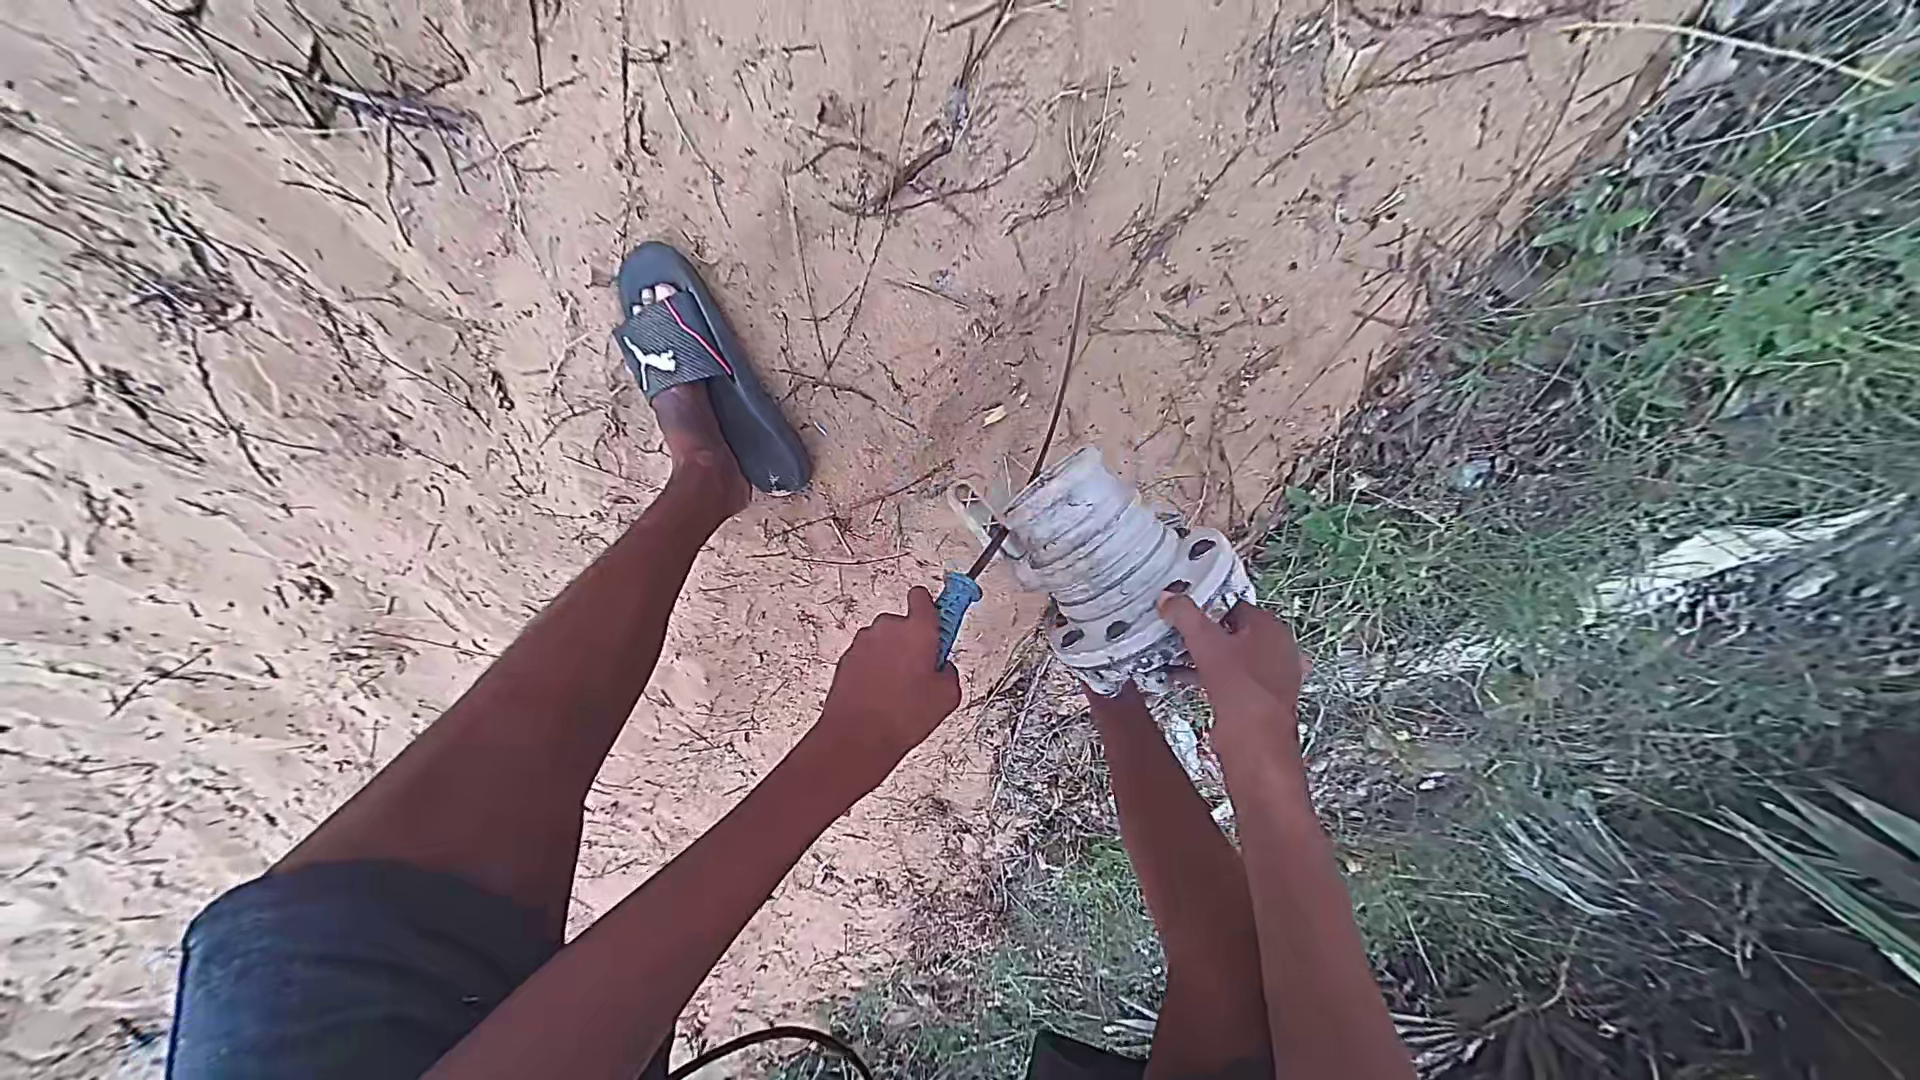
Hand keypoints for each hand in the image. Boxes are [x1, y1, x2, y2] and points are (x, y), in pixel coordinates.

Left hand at [812, 586, 963, 792]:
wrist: (858, 737)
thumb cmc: (899, 716)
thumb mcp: (947, 696)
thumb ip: (950, 671)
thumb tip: (945, 669)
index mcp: (917, 629)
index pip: (924, 597)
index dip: (933, 607)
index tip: (944, 614)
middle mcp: (888, 628)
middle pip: (906, 622)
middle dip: (915, 640)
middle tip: (924, 668)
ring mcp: (865, 642)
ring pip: (886, 640)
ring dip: (894, 655)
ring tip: (901, 688)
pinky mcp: (848, 657)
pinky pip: (869, 655)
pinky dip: (876, 668)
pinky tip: (883, 693)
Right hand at [1158, 593, 1307, 765]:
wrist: (1254, 737)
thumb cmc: (1240, 686)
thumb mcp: (1203, 640)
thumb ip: (1184, 615)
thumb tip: (1169, 598)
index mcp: (1271, 627)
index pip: (1234, 604)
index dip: (1207, 607)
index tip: (1185, 612)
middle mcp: (1278, 648)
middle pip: (1233, 631)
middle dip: (1204, 634)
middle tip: (1179, 635)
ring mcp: (1273, 675)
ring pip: (1232, 656)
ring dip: (1205, 657)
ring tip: (1177, 658)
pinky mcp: (1262, 698)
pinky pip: (1233, 678)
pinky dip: (1211, 675)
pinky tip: (1186, 679)